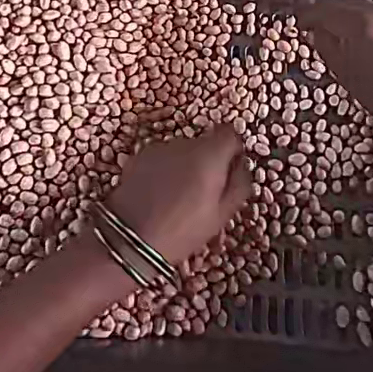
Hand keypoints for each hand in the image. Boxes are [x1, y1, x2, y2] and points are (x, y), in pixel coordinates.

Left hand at [105, 127, 252, 266]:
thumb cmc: (183, 231)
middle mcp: (185, 143)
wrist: (130, 239)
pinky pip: (163, 157)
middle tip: (205, 192)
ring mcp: (160, 148)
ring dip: (186, 165)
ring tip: (179, 197)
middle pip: (206, 142)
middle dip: (209, 161)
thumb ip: (240, 184)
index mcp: (210, 155)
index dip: (234, 148)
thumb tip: (242, 165)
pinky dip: (166, 169)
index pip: (230, 132)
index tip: (231, 168)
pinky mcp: (140, 156)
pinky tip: (160, 194)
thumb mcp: (221, 215)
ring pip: (183, 150)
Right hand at [298, 0, 372, 122]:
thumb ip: (328, 48)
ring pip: (369, 7)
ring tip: (345, 33)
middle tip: (318, 23)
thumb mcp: (348, 77)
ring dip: (353, 15)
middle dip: (330, 10)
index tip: (301, 21)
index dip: (308, 14)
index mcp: (360, 23)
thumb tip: (317, 33)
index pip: (324, 8)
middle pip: (347, 1)